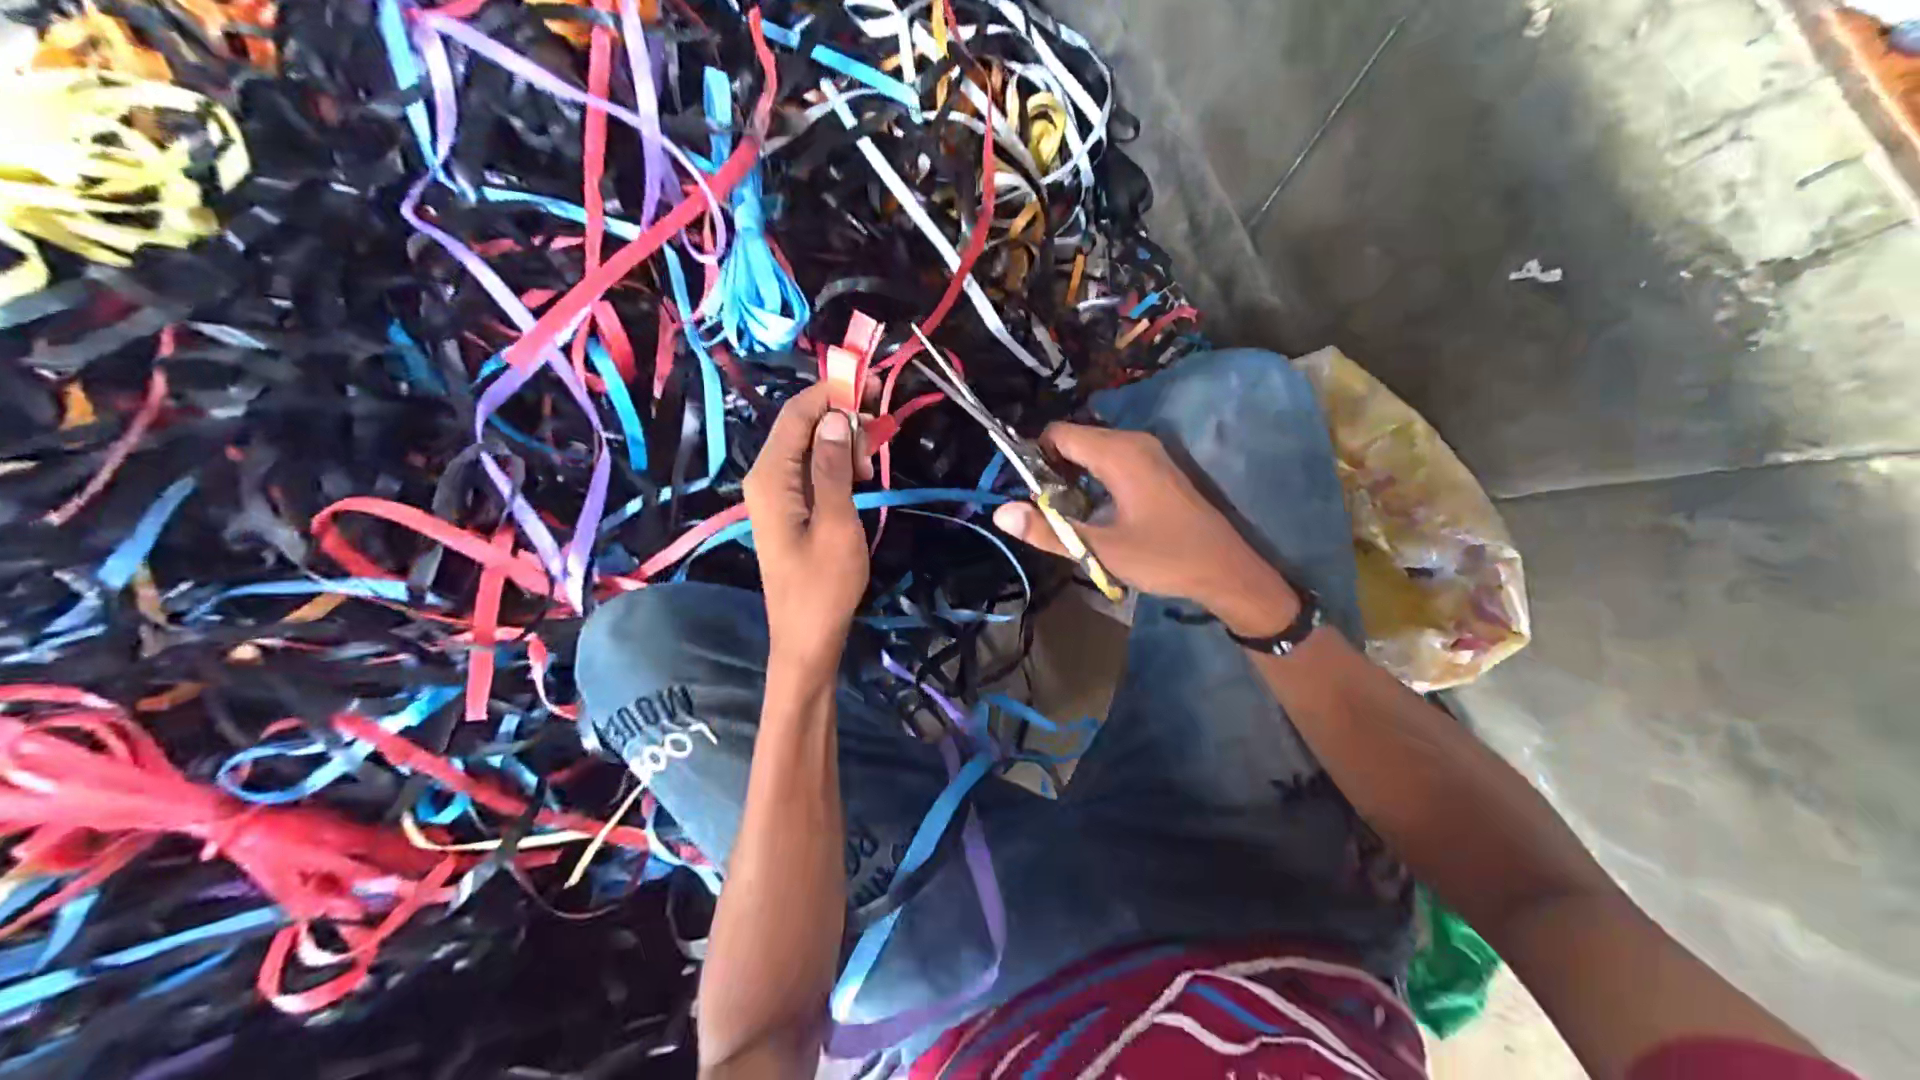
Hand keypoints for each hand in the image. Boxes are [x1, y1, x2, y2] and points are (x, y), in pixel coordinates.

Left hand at [743, 383, 873, 672]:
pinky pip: (812, 470)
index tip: (872, 386)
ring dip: (843, 444)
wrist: (807, 638)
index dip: (831, 392)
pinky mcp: (789, 508)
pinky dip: (837, 464)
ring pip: (810, 447)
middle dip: (841, 420)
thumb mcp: (836, 522)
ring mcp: (775, 494)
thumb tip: (837, 417)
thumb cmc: (824, 585)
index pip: (796, 414)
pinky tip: (859, 476)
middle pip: (802, 426)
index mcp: (770, 477)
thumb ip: (834, 467)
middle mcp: (765, 478)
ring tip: (869, 467)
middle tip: (877, 439)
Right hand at [992, 423, 1300, 636]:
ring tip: (1067, 515)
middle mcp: (1134, 442)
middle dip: (1052, 470)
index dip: (1034, 458)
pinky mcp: (1157, 467)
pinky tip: (1095, 513)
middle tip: (1045, 511)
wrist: (1226, 570)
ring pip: (1093, 451)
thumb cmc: (1164, 557)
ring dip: (1072, 477)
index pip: (1058, 434)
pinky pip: (1112, 460)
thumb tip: (1000, 513)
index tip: (1027, 493)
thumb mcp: (1101, 550)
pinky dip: (1093, 479)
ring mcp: (1149, 453)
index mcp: (1119, 453)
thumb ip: (1048, 530)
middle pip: (1075, 439)